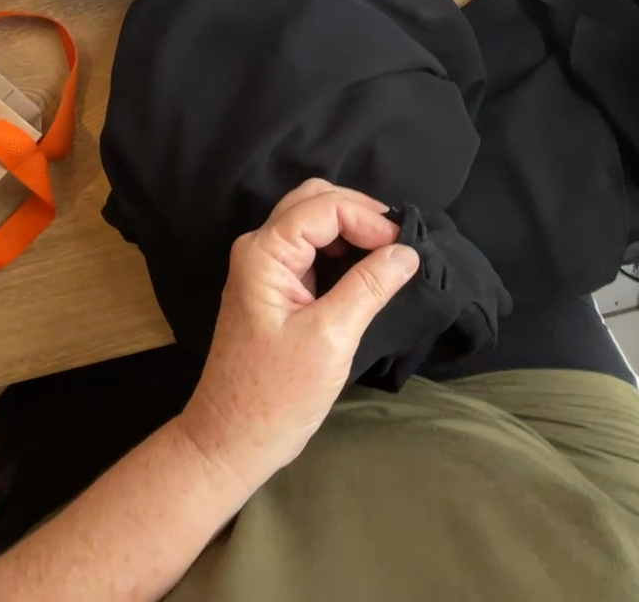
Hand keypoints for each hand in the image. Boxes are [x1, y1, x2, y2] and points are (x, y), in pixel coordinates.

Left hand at [176, 179, 420, 486]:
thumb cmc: (277, 394)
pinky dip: (340, 246)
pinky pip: (309, 247)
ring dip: (351, 226)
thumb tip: (407, 251)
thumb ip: (368, 287)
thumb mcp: (331, 338)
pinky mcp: (273, 285)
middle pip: (313, 201)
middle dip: (359, 212)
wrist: (231, 438)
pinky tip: (366, 266)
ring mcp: (263, 266)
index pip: (323, 207)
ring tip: (389, 252)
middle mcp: (259, 248)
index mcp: (264, 253)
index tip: (404, 247)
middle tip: (398, 243)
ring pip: (311, 219)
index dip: (367, 218)